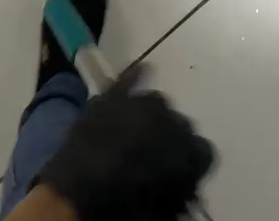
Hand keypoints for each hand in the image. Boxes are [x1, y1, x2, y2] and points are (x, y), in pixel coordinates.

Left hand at [36, 65, 214, 220]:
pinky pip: (128, 79)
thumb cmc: (123, 207)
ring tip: (139, 136)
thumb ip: (178, 192)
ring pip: (156, 103)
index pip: (203, 151)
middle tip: (157, 161)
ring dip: (152, 118)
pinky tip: (143, 71)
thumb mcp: (160, 208)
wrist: (75, 197)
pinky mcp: (110, 96)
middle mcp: (168, 118)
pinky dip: (136, 76)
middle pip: (180, 125)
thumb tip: (181, 190)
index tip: (181, 179)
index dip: (192, 167)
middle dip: (172, 141)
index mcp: (184, 148)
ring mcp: (137, 102)